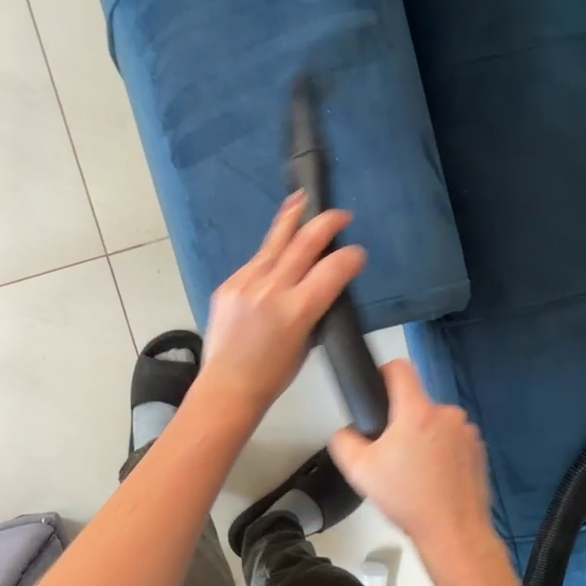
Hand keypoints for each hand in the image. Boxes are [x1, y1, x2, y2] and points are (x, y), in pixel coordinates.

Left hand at [200, 191, 365, 415]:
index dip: (351, 257)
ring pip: (275, 242)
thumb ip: (315, 308)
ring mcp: (246, 283)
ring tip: (302, 199)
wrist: (227, 386)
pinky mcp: (228, 284)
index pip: (334, 269)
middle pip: (305, 242)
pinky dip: (271, 253)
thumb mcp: (307, 342)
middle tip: (340, 216)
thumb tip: (323, 284)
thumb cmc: (273, 375)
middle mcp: (271, 289)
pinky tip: (277, 249)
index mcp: (297, 310)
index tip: (358, 255)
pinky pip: (256, 261)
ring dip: (292, 218)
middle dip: (327, 223)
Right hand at [330, 359, 494, 555]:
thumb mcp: (359, 470)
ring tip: (414, 470)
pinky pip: (453, 440)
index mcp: (417, 412)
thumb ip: (343, 440)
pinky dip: (443, 451)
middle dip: (402, 421)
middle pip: (416, 402)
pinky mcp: (479, 449)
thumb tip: (347, 431)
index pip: (399, 368)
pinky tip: (434, 477)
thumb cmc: (408, 499)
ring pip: (435, 422)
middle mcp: (446, 414)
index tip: (377, 389)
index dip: (383, 372)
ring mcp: (467, 431)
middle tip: (392, 452)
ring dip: (424, 437)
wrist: (453, 531)